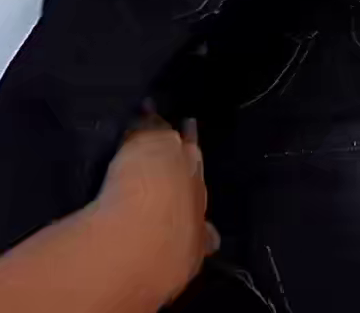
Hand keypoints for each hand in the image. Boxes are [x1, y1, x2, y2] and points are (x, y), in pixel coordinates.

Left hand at [93, 113, 217, 305]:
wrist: (147, 225)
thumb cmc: (169, 247)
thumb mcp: (190, 253)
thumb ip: (200, 241)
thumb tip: (215, 239)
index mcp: (199, 199)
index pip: (200, 184)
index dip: (195, 177)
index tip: (194, 169)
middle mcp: (189, 171)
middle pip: (192, 153)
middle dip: (190, 144)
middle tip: (190, 127)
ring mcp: (169, 153)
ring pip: (171, 136)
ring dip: (168, 127)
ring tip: (167, 113)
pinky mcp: (145, 139)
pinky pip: (147, 123)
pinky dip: (145, 115)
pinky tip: (145, 106)